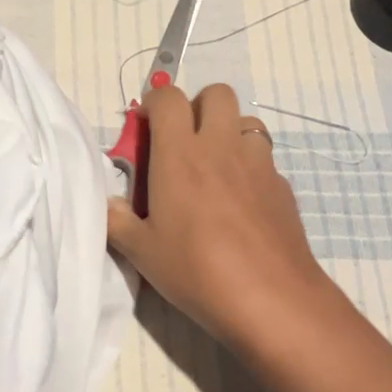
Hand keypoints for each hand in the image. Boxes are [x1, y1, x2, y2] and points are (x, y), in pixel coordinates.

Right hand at [106, 83, 341, 351]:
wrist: (270, 299)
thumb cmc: (196, 271)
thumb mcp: (142, 252)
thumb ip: (119, 221)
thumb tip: (108, 204)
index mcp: (180, 154)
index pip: (168, 99)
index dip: (154, 103)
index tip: (146, 126)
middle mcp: (221, 147)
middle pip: (216, 93)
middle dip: (197, 106)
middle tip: (183, 141)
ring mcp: (258, 164)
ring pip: (246, 121)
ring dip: (227, 133)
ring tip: (214, 169)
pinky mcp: (282, 186)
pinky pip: (264, 159)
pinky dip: (249, 168)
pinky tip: (240, 204)